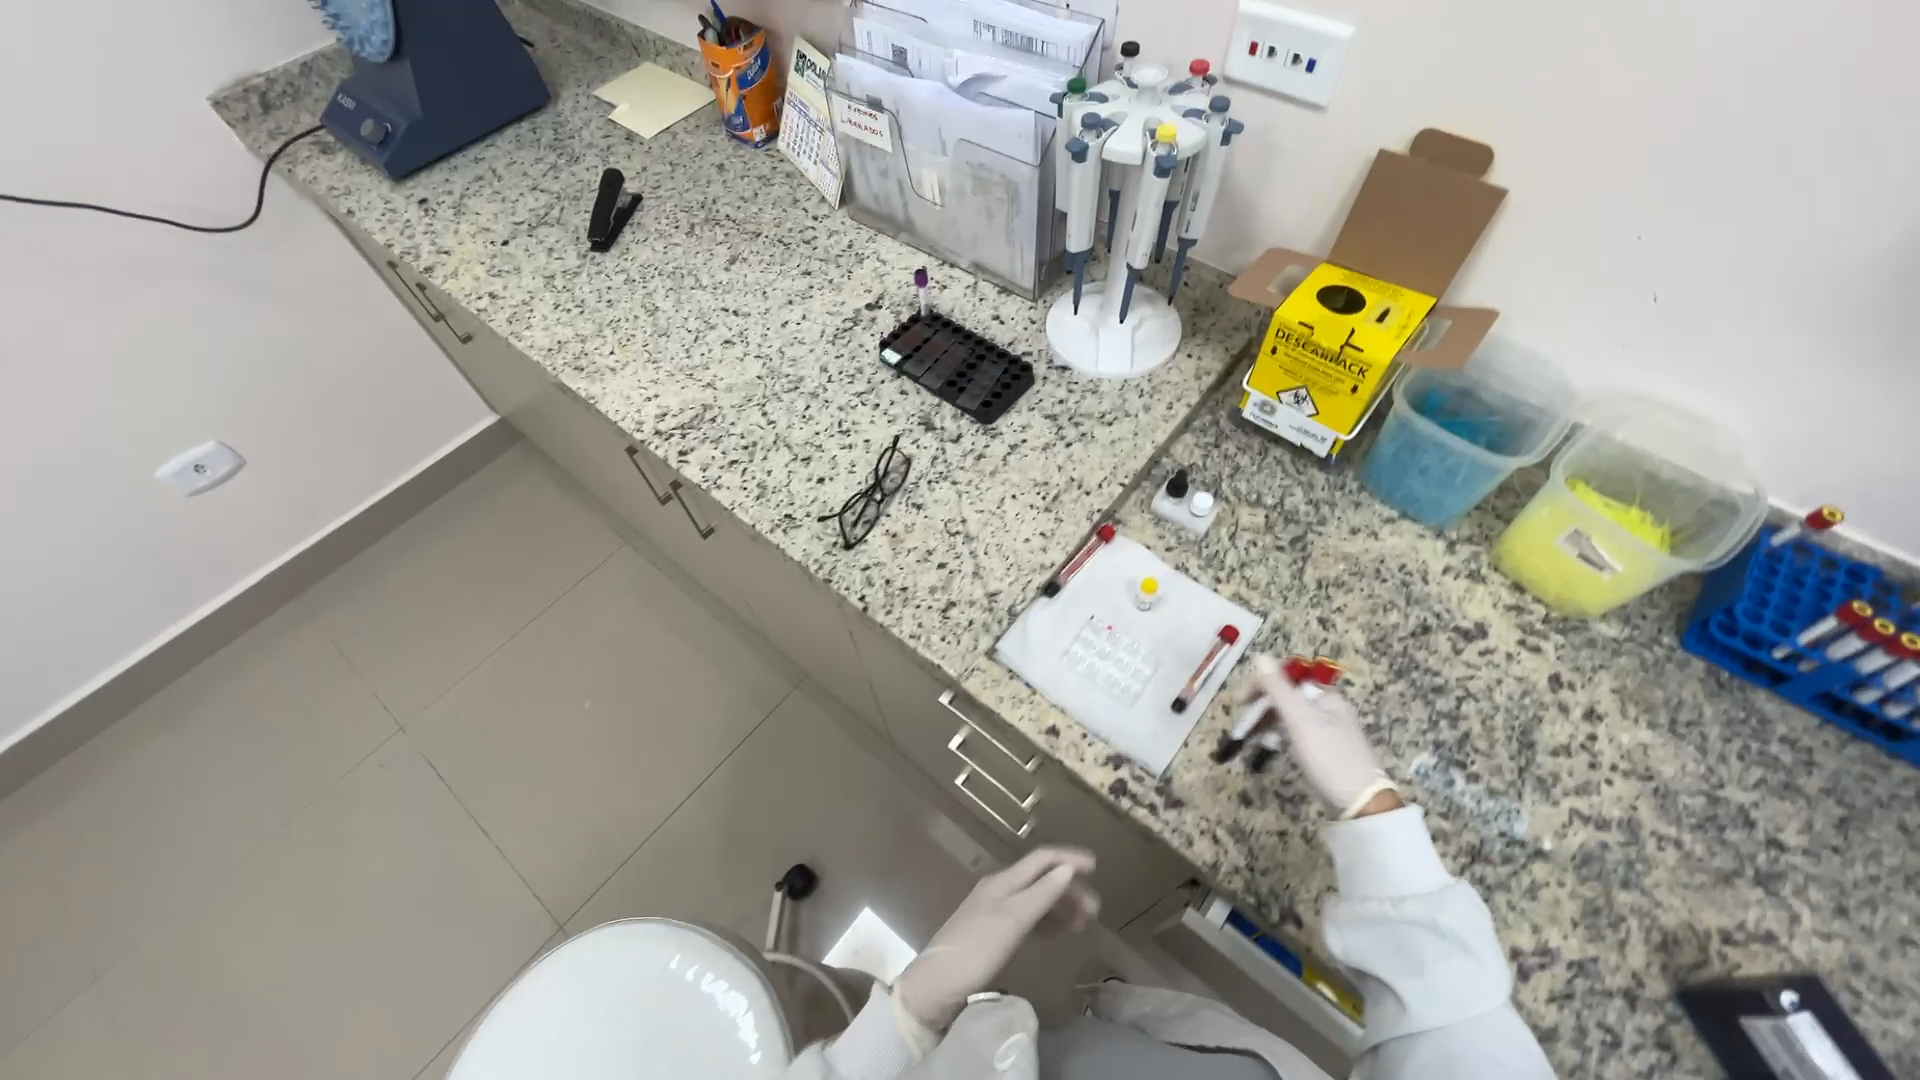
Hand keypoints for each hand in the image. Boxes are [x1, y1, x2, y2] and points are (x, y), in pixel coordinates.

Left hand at [894, 847, 1098, 1030]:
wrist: (936, 986)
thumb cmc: (975, 950)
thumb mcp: (1012, 921)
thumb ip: (1040, 894)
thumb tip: (1067, 869)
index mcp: (1003, 882)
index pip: (1041, 859)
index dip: (1068, 859)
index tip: (1096, 866)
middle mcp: (1000, 890)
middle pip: (1040, 880)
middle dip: (1069, 888)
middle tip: (1095, 911)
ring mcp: (996, 913)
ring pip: (1036, 900)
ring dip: (1061, 906)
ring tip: (1083, 923)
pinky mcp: (994, 935)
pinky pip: (1028, 920)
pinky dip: (1047, 922)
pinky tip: (1059, 933)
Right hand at [1249, 654, 1398, 819]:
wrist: (1360, 803)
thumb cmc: (1329, 756)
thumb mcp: (1300, 719)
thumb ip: (1279, 688)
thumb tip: (1261, 656)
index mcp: (1326, 697)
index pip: (1288, 678)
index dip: (1262, 684)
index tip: (1239, 701)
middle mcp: (1330, 710)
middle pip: (1290, 697)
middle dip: (1264, 705)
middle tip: (1244, 722)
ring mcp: (1329, 731)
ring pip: (1292, 717)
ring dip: (1270, 722)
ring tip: (1253, 737)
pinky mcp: (1326, 751)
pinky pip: (1298, 735)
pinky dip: (1282, 737)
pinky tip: (1274, 748)